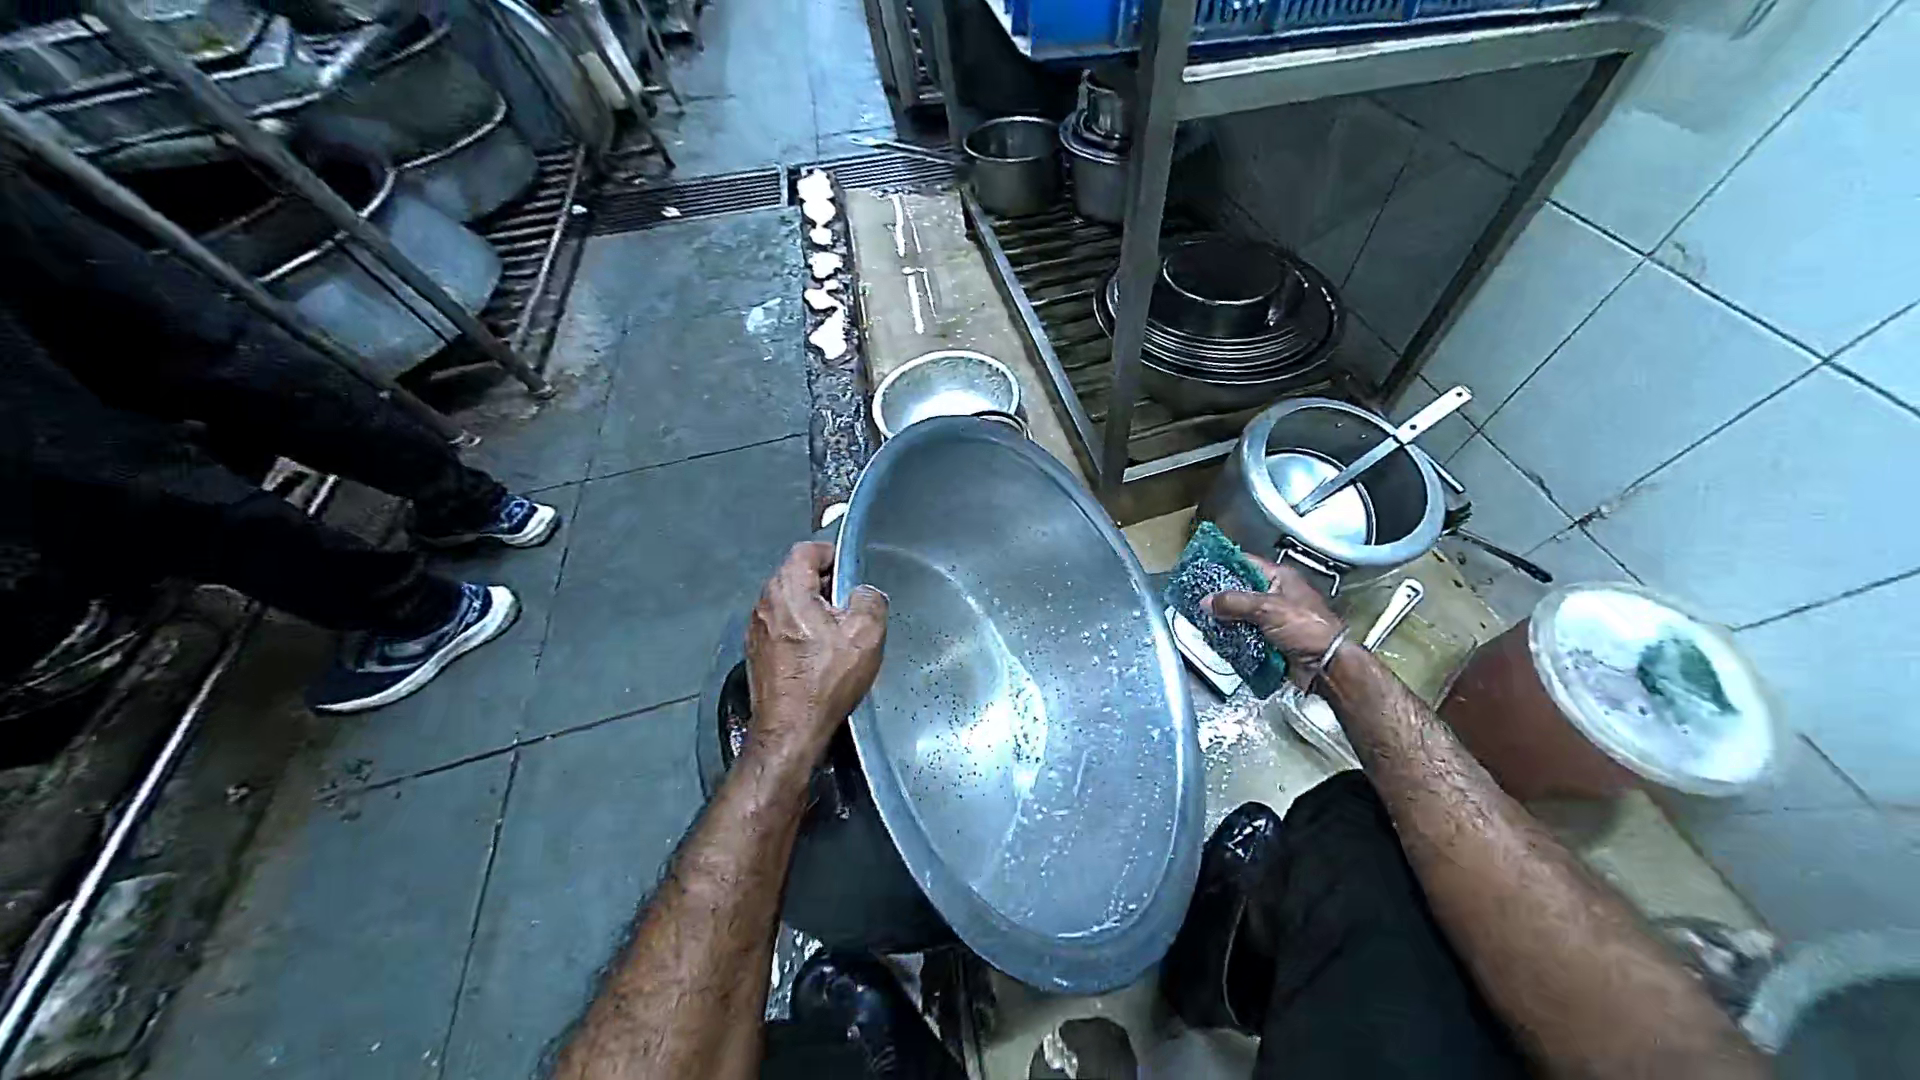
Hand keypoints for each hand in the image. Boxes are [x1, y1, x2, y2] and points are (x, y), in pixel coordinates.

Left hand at [744, 542, 887, 766]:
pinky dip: (799, 628)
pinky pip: (781, 624)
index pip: (807, 549)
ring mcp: (755, 628)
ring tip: (837, 632)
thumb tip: (863, 593)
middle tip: (850, 605)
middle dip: (825, 583)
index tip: (852, 574)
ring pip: (788, 601)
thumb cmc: (826, 678)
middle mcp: (764, 603)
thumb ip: (870, 600)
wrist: (791, 728)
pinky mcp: (756, 651)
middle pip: (796, 574)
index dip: (832, 555)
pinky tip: (817, 653)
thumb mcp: (865, 634)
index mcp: (787, 589)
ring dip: (812, 608)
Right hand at [1203, 556, 1345, 667]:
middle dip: (1220, 594)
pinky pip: (1246, 631)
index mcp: (1280, 578)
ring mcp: (1274, 616)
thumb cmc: (1308, 629)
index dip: (1225, 564)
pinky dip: (1233, 633)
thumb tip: (1206, 601)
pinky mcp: (1271, 636)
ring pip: (1241, 612)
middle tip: (1197, 595)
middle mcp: (1276, 594)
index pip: (1247, 563)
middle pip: (1241, 589)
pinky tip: (1218, 634)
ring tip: (1203, 615)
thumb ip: (1234, 602)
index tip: (1202, 567)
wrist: (1327, 665)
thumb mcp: (1267, 608)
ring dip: (1225, 616)